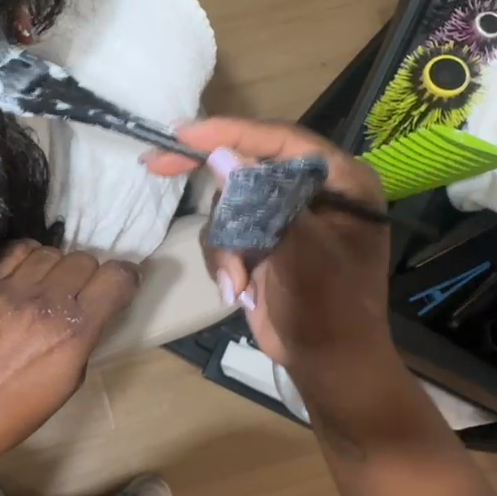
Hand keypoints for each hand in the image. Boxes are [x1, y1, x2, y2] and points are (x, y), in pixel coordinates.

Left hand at [0, 240, 139, 462]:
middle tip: (80, 295)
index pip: (116, 278)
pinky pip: (16, 251)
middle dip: (90, 275)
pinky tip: (26, 277)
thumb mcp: (68, 383)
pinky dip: (29, 258)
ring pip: (51, 251)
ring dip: (58, 266)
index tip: (120, 287)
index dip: (125, 279)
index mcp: (74, 332)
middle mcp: (47, 302)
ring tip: (50, 287)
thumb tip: (91, 312)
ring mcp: (12, 290)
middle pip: (84, 259)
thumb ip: (84, 339)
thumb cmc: (15, 412)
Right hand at [146, 118, 393, 368]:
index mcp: (340, 181)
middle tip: (156, 164)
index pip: (281, 141)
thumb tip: (219, 154)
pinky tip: (236, 288)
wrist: (329, 363)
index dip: (232, 132)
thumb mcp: (300, 248)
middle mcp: (311, 192)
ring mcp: (283, 218)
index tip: (184, 133)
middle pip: (247, 165)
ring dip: (224, 245)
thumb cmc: (332, 306)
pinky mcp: (262, 242)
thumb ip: (262, 198)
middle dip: (211, 184)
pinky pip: (224, 233)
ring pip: (228, 204)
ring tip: (236, 281)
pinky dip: (223, 260)